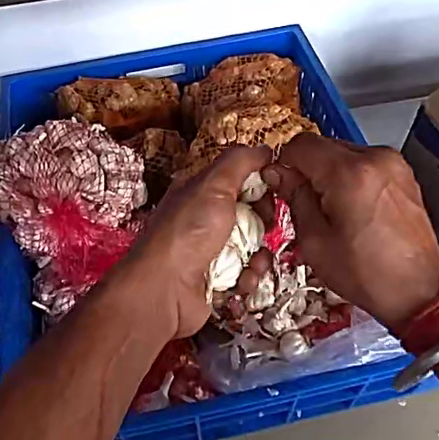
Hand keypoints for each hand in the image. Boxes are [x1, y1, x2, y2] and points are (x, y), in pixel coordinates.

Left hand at [104, 145, 270, 338]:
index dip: (260, 185)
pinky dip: (248, 279)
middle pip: (251, 216)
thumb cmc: (186, 234)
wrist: (164, 290)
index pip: (240, 181)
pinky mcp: (217, 281)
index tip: (274, 191)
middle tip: (265, 226)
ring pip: (252, 249)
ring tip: (253, 262)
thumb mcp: (213, 186)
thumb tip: (264, 149)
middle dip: (264, 222)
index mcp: (200, 193)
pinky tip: (241, 281)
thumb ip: (239, 162)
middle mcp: (203, 221)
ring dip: (260, 256)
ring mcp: (210, 252)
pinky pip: (245, 276)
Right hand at [266, 134, 438, 330]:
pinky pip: (364, 165)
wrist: (416, 290)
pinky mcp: (403, 175)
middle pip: (323, 146)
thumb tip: (280, 174)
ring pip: (343, 154)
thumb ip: (295, 198)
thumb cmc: (368, 274)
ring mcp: (393, 165)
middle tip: (303, 203)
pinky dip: (350, 180)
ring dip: (329, 175)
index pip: (301, 145)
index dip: (284, 164)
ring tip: (330, 211)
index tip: (280, 183)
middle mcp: (375, 159)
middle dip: (307, 170)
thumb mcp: (314, 241)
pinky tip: (351, 210)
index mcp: (349, 174)